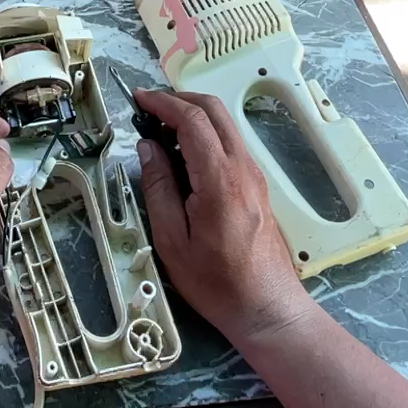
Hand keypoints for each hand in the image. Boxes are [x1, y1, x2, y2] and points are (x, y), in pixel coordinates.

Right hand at [133, 88, 315, 346]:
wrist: (268, 309)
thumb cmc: (216, 282)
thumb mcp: (172, 241)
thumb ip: (158, 187)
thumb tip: (148, 146)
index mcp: (219, 180)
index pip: (192, 120)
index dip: (162, 102)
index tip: (138, 99)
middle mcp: (242, 167)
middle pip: (213, 109)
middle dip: (178, 98)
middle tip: (148, 107)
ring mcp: (254, 173)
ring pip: (224, 122)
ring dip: (192, 113)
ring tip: (160, 128)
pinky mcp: (257, 182)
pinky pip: (229, 140)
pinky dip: (204, 130)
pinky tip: (183, 150)